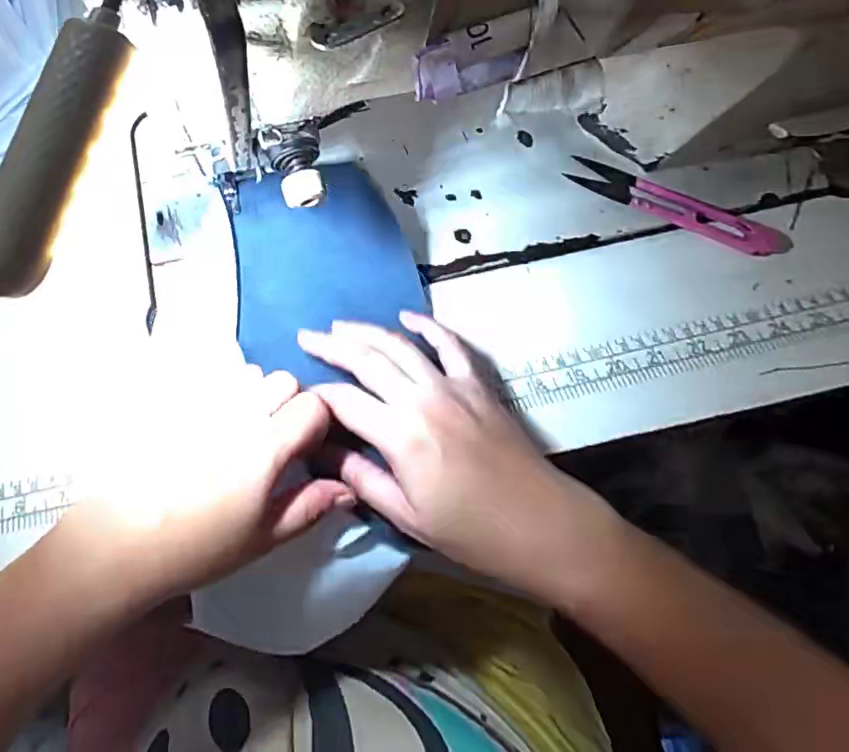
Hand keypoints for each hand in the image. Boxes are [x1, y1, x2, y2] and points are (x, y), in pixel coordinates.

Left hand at [57, 365, 354, 607]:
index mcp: (265, 446)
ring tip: (233, 430)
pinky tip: (201, 422)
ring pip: (245, 373)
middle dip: (287, 403)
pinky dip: (217, 389)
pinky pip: (207, 375)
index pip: (313, 404)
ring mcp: (199, 399)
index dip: (317, 423)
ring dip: (250, 393)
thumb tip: (346, 487)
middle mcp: (235, 411)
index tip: (307, 446)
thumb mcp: (261, 537)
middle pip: (281, 380)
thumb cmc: (196, 546)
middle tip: (270, 439)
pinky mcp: (169, 395)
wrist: (122, 537)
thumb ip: (308, 506)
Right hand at [297, 313, 621, 597]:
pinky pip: (449, 345)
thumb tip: (323, 451)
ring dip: (365, 330)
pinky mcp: (477, 386)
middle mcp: (421, 401)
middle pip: (365, 360)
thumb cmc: (474, 532)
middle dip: (330, 345)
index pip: (342, 401)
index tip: (300, 393)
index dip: (316, 394)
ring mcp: (452, 388)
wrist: (548, 528)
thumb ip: (360, 478)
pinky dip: (427, 326)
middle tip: (305, 336)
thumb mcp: (407, 516)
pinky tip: (407, 316)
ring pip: (399, 345)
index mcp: (400, 436)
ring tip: (339, 325)